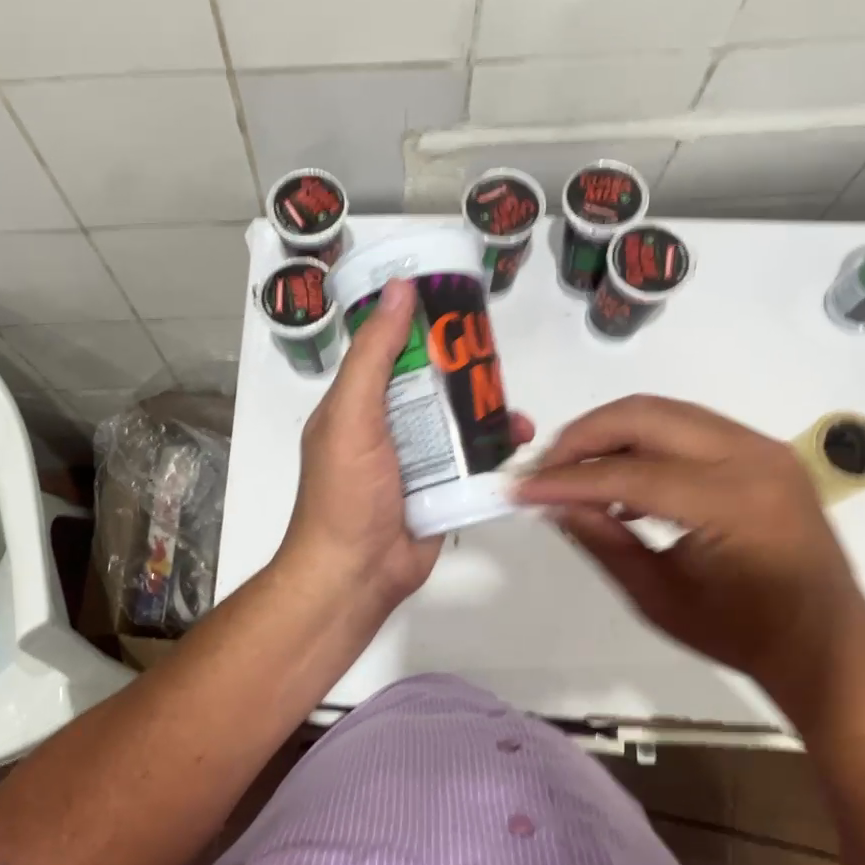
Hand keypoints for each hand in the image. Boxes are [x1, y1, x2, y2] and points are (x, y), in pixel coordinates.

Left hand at [278, 278, 532, 614]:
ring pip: (459, 422)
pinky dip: (496, 450)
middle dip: (466, 369)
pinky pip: (473, 460)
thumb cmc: (346, 494)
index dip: (420, 324)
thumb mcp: (351, 417)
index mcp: (358, 404)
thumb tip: (397, 289)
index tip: (458, 302)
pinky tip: (518, 443)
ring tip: (517, 414)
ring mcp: (417, 460)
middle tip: (498, 359)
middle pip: (432, 384)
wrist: (358, 574)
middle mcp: (387, 426)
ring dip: (488, 412)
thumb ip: (374, 358)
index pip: (390, 349)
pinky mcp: (443, 489)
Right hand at [515, 395, 864, 697]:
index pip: (629, 474)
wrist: (825, 639)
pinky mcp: (762, 450)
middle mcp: (752, 459)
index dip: (567, 480)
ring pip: (664, 412)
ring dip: (609, 433)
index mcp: (733, 505)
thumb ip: (604, 543)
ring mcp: (763, 447)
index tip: (518, 490)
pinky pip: (687, 427)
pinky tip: (618, 480)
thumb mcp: (659, 599)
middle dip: (583, 436)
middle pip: (645, 416)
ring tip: (571, 471)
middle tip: (542, 469)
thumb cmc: (743, 634)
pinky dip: (643, 443)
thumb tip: (552, 504)